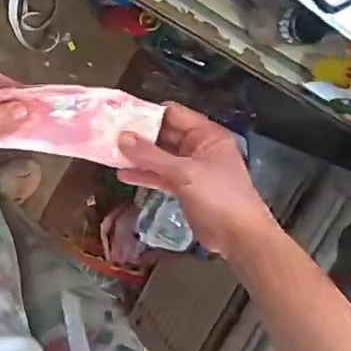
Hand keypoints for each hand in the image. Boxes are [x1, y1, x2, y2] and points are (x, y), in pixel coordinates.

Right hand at [118, 104, 276, 255]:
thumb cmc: (218, 196)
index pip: (174, 114)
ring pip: (160, 156)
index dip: (148, 113)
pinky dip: (145, 174)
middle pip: (165, 134)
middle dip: (139, 135)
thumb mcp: (183, 172)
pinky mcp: (185, 187)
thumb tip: (121, 137)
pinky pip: (161, 175)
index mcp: (207, 135)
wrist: (240, 237)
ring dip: (139, 156)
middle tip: (110, 133)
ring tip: (111, 153)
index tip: (121, 114)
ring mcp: (191, 168)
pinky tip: (123, 175)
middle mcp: (199, 147)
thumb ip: (151, 155)